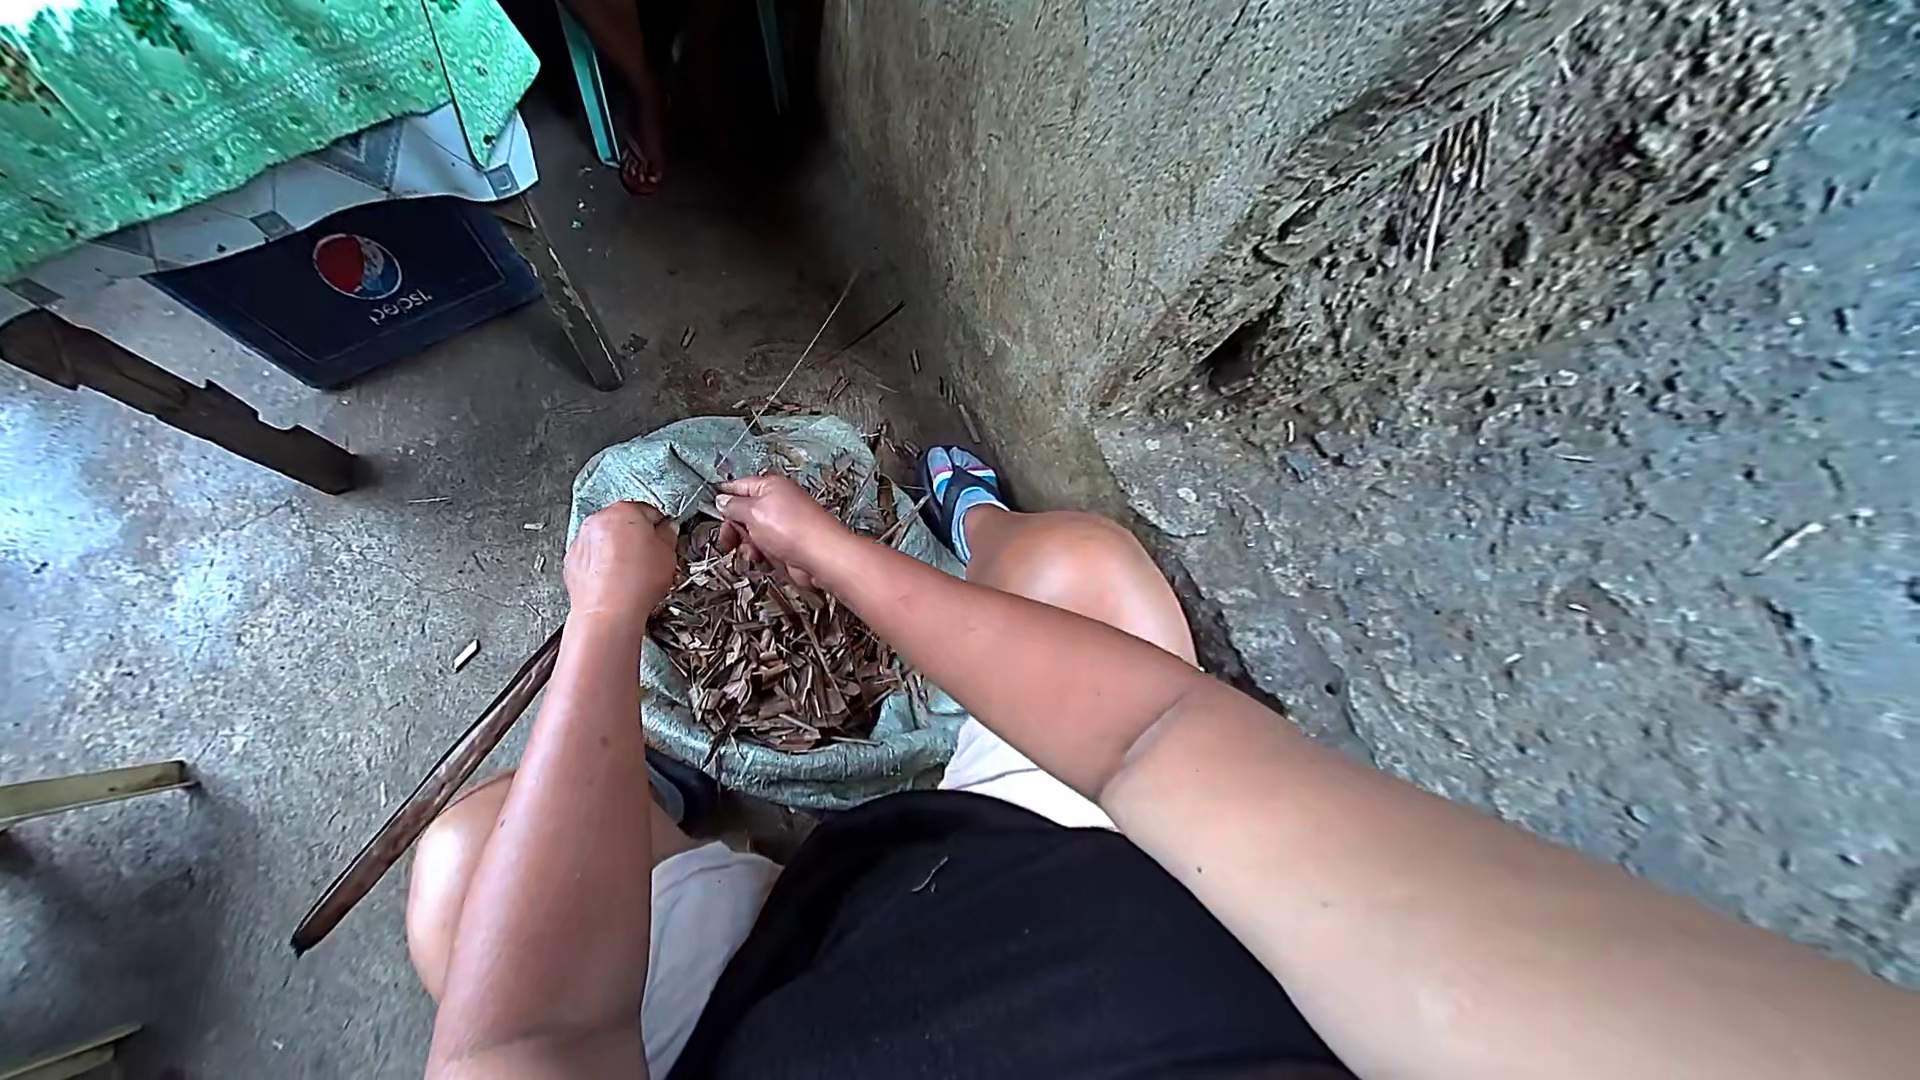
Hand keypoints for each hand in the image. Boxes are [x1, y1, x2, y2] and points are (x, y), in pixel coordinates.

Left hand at [565, 501, 677, 624]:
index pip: (649, 509)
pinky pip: (593, 553)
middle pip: (624, 521)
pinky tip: (617, 576)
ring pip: (607, 536)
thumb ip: (668, 534)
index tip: (664, 537)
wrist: (608, 612)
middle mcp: (598, 520)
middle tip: (650, 554)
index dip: (660, 525)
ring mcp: (582, 539)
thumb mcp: (668, 554)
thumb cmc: (636, 583)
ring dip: (619, 547)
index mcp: (624, 512)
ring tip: (633, 569)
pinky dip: (604, 561)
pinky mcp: (572, 558)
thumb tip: (667, 529)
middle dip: (637, 534)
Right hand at [716, 475, 851, 588]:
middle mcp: (778, 504)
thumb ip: (733, 506)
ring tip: (751, 550)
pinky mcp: (786, 546)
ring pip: (751, 534)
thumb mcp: (753, 512)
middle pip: (743, 513)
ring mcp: (782, 526)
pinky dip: (759, 555)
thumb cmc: (796, 530)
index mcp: (770, 487)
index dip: (724, 497)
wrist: (819, 557)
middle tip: (728, 538)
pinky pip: (764, 549)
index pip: (739, 486)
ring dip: (746, 544)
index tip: (711, 508)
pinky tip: (761, 558)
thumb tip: (722, 500)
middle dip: (733, 526)